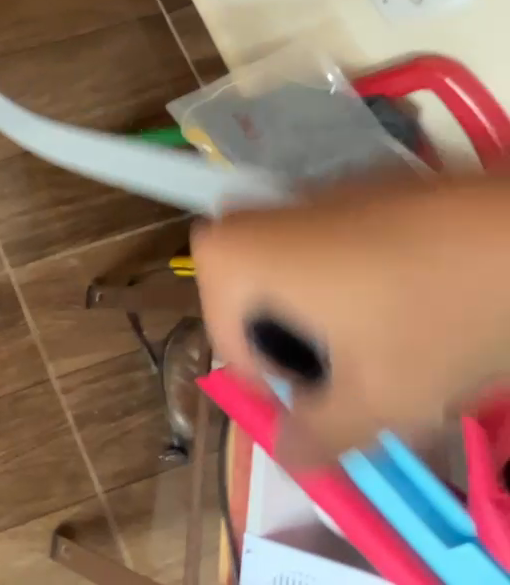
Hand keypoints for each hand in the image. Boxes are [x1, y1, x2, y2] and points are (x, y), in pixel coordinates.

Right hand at [194, 174, 509, 469]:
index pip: (239, 356)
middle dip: (323, 357)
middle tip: (392, 375)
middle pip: (264, 320)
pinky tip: (424, 299)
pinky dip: (365, 289)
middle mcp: (234, 225)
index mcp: (220, 261)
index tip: (364, 404)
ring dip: (345, 327)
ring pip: (298, 292)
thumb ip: (326, 434)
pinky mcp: (336, 196)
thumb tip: (289, 461)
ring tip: (415, 339)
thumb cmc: (437, 311)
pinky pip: (330, 261)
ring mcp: (285, 205)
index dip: (301, 396)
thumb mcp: (385, 395)